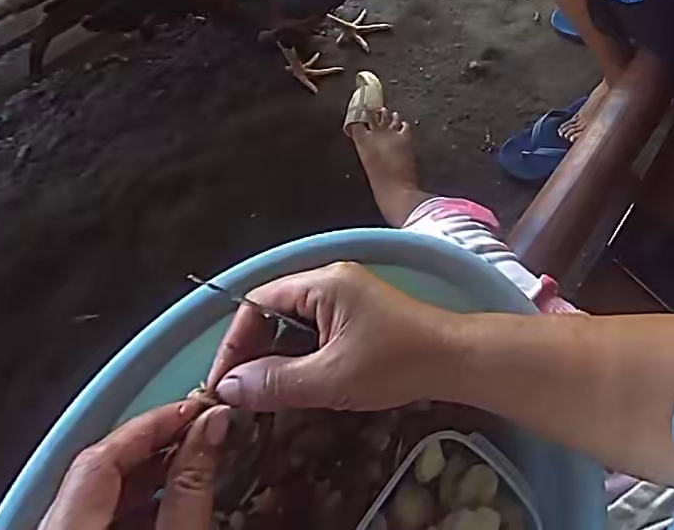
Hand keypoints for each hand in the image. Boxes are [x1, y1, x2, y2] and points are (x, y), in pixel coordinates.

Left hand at [38, 396, 231, 529]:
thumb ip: (190, 488)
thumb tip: (212, 424)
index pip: (100, 456)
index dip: (151, 423)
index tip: (197, 409)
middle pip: (95, 471)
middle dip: (153, 445)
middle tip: (200, 432)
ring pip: (93, 495)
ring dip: (145, 475)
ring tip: (191, 470)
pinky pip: (89, 519)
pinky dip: (129, 506)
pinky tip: (166, 510)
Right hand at [205, 262, 459, 411]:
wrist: (451, 357)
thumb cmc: (394, 362)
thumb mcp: (330, 378)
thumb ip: (275, 381)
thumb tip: (227, 387)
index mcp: (324, 283)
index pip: (259, 300)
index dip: (235, 340)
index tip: (222, 382)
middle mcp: (332, 280)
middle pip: (273, 307)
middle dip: (251, 348)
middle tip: (236, 393)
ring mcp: (346, 294)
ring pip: (293, 320)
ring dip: (273, 353)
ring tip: (258, 393)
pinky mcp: (357, 312)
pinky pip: (313, 327)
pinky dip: (297, 352)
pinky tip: (292, 381)